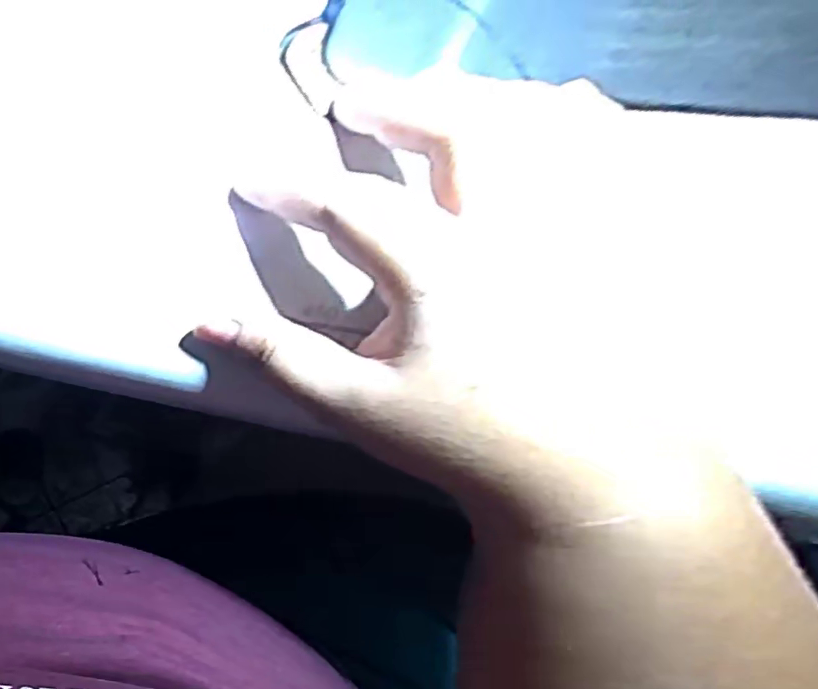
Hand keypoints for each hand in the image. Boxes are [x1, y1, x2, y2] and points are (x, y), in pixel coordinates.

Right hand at [197, 74, 726, 533]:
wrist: (575, 461)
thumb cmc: (454, 433)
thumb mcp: (348, 402)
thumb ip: (278, 356)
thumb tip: (210, 323)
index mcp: (443, 271)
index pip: (355, 207)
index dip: (293, 190)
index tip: (251, 179)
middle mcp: (516, 227)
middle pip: (460, 128)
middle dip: (396, 106)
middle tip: (350, 100)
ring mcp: (574, 222)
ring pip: (538, 118)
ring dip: (473, 98)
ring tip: (427, 98)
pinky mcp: (607, 233)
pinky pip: (598, 140)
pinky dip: (557, 114)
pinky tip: (533, 114)